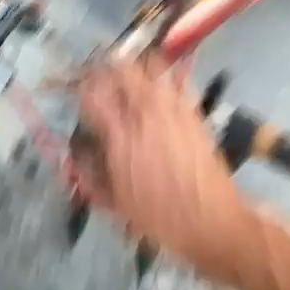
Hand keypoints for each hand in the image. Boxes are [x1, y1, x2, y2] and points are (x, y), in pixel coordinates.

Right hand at [70, 60, 255, 280]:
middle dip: (108, 69)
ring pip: (151, 65)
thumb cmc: (162, 219)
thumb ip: (92, 175)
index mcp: (120, 137)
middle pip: (121, 70)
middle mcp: (144, 115)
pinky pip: (179, 79)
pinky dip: (168, 75)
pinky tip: (163, 86)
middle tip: (104, 77)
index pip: (92, 94)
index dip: (82, 87)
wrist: (213, 223)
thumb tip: (76, 155)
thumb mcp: (118, 204)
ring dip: (138, 67)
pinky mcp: (194, 112)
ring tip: (133, 77)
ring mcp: (172, 109)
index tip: (81, 91)